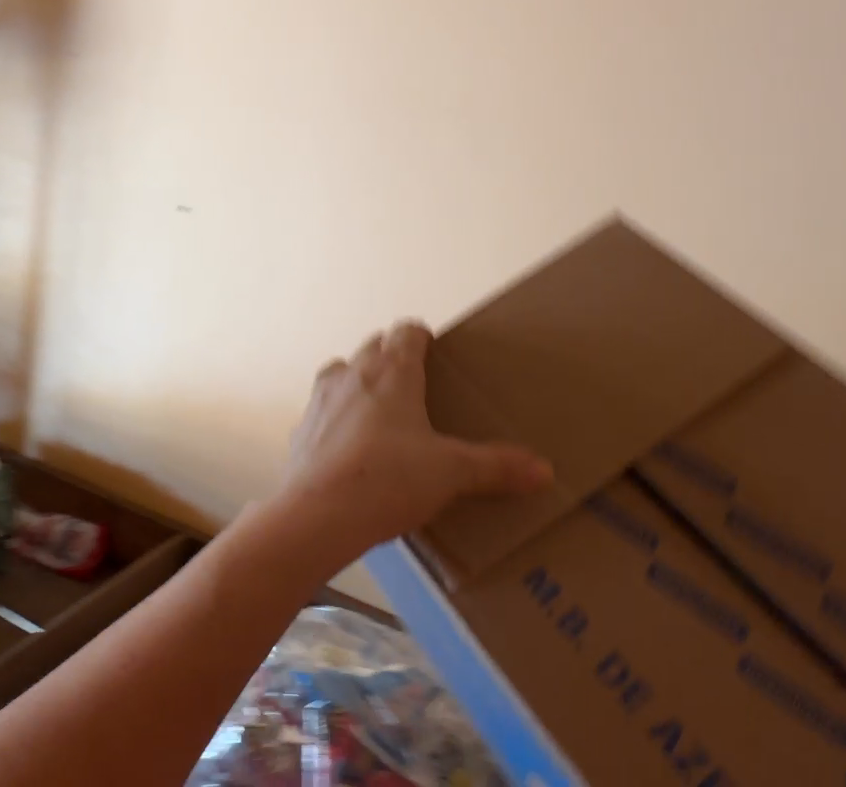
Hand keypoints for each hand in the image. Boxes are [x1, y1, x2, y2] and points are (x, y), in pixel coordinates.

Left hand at [270, 320, 554, 566]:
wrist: (319, 513)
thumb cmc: (389, 479)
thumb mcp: (452, 473)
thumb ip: (496, 467)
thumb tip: (544, 469)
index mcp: (392, 372)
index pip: (406, 332)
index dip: (421, 337)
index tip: (434, 351)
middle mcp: (353, 374)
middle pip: (372, 345)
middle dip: (391, 355)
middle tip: (414, 384)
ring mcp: (321, 399)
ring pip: (340, 371)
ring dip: (357, 379)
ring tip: (378, 409)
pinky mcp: (301, 429)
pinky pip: (321, 410)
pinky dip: (335, 417)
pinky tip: (348, 447)